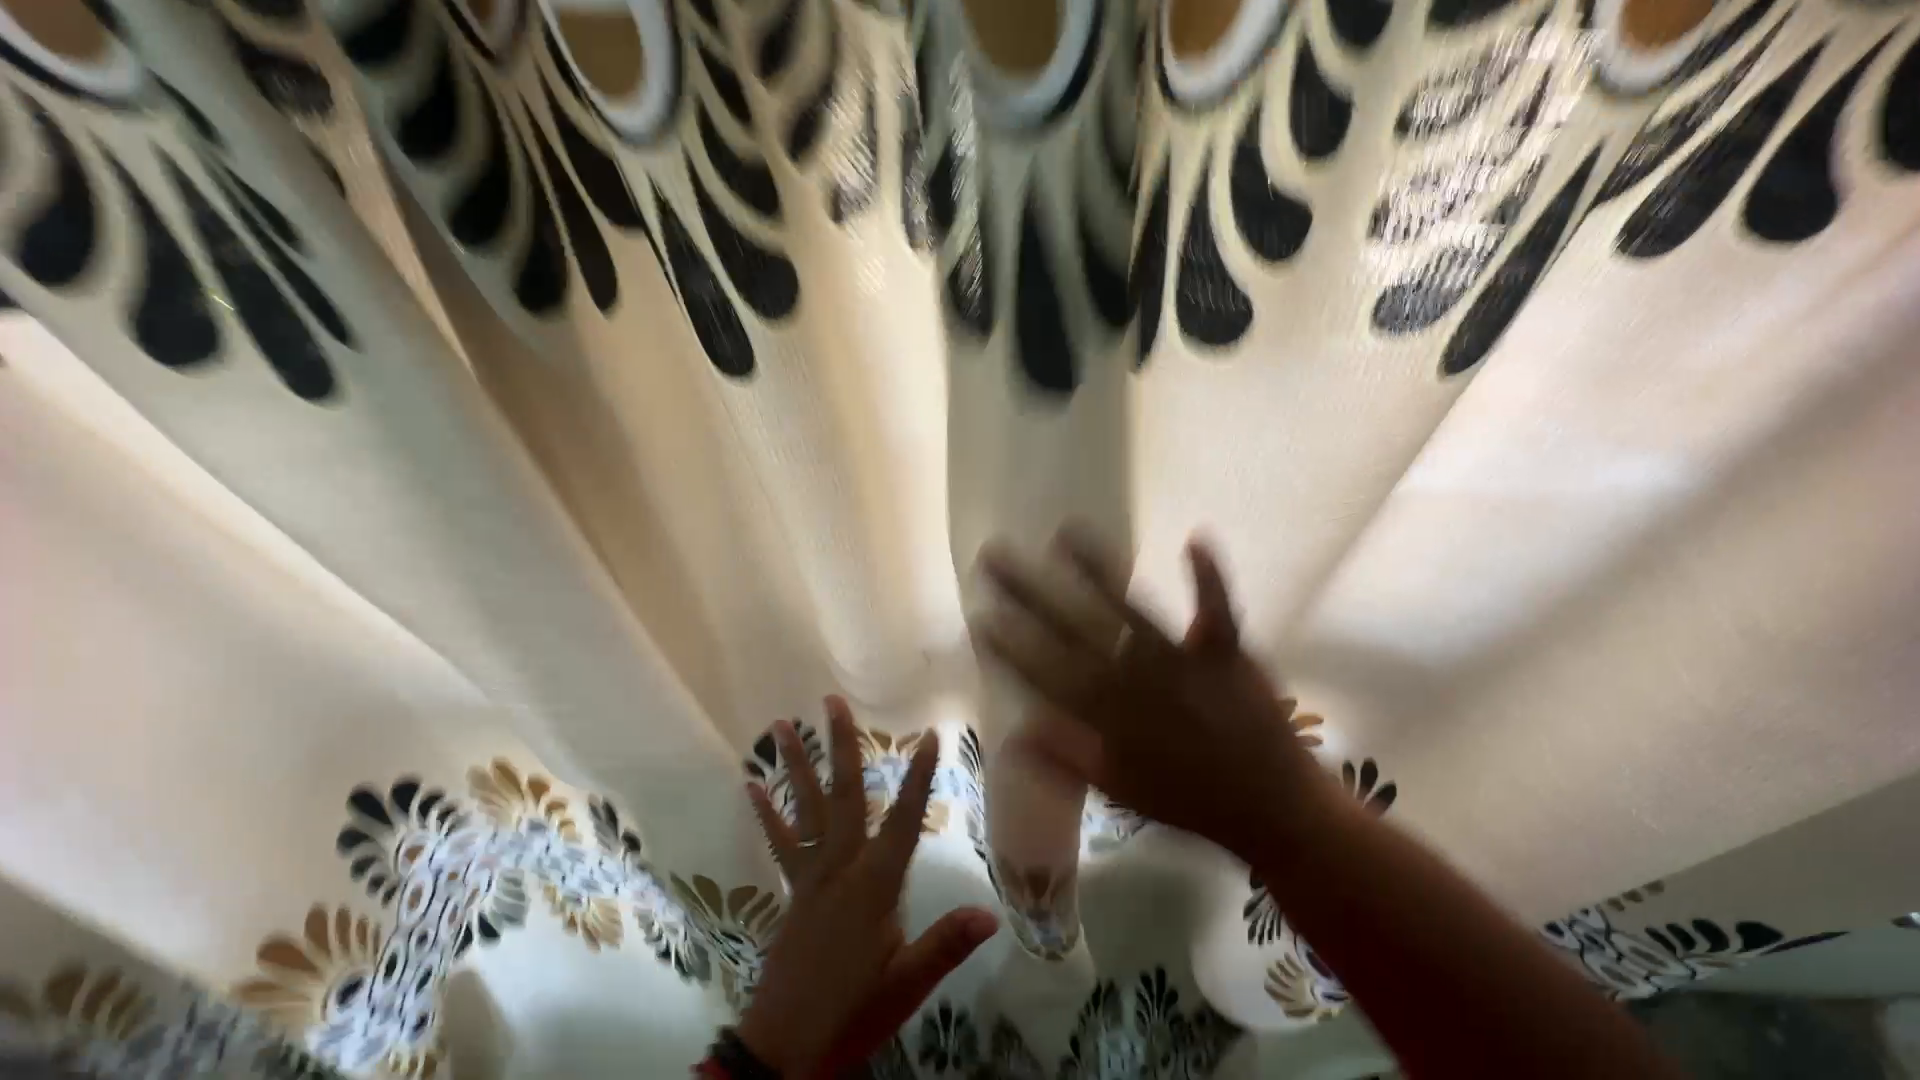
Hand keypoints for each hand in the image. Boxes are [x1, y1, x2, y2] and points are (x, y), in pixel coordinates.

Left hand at [739, 697, 998, 1077]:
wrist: (784, 1044)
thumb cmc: (853, 1011)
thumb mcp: (907, 984)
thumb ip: (946, 945)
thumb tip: (993, 913)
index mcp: (874, 886)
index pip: (904, 822)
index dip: (918, 778)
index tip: (928, 736)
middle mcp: (840, 869)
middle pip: (844, 797)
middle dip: (842, 747)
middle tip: (831, 701)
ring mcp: (810, 878)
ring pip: (805, 810)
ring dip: (796, 766)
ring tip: (780, 724)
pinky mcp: (792, 893)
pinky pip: (781, 844)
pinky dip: (768, 814)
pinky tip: (751, 787)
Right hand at [974, 529, 1338, 862]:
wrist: (1272, 808)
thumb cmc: (1189, 802)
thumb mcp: (1120, 790)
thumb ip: (1067, 758)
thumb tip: (1015, 735)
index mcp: (1109, 715)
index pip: (1045, 672)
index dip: (1010, 643)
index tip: (979, 614)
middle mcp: (1137, 679)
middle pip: (1073, 627)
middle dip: (1030, 590)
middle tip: (994, 555)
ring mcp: (1182, 661)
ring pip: (1130, 608)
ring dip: (1097, 569)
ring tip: (1065, 532)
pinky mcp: (1226, 652)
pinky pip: (1217, 607)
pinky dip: (1207, 575)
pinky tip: (1194, 536)